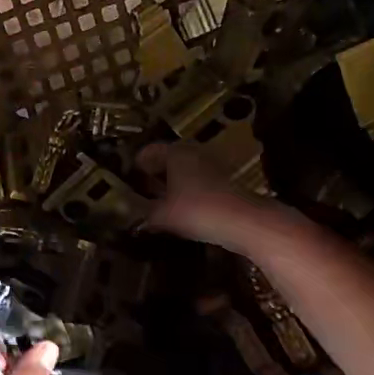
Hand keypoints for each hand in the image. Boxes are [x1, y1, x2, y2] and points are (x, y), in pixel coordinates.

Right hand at [138, 143, 299, 253]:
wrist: (246, 223)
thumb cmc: (197, 210)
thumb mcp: (162, 215)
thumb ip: (144, 213)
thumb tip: (131, 215)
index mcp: (174, 153)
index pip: (147, 152)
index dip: (135, 166)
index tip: (127, 181)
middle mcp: (194, 153)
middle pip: (167, 159)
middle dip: (153, 175)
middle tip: (141, 192)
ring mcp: (213, 166)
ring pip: (184, 171)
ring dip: (172, 184)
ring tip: (159, 203)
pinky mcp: (226, 182)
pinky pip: (198, 182)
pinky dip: (187, 191)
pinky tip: (182, 210)